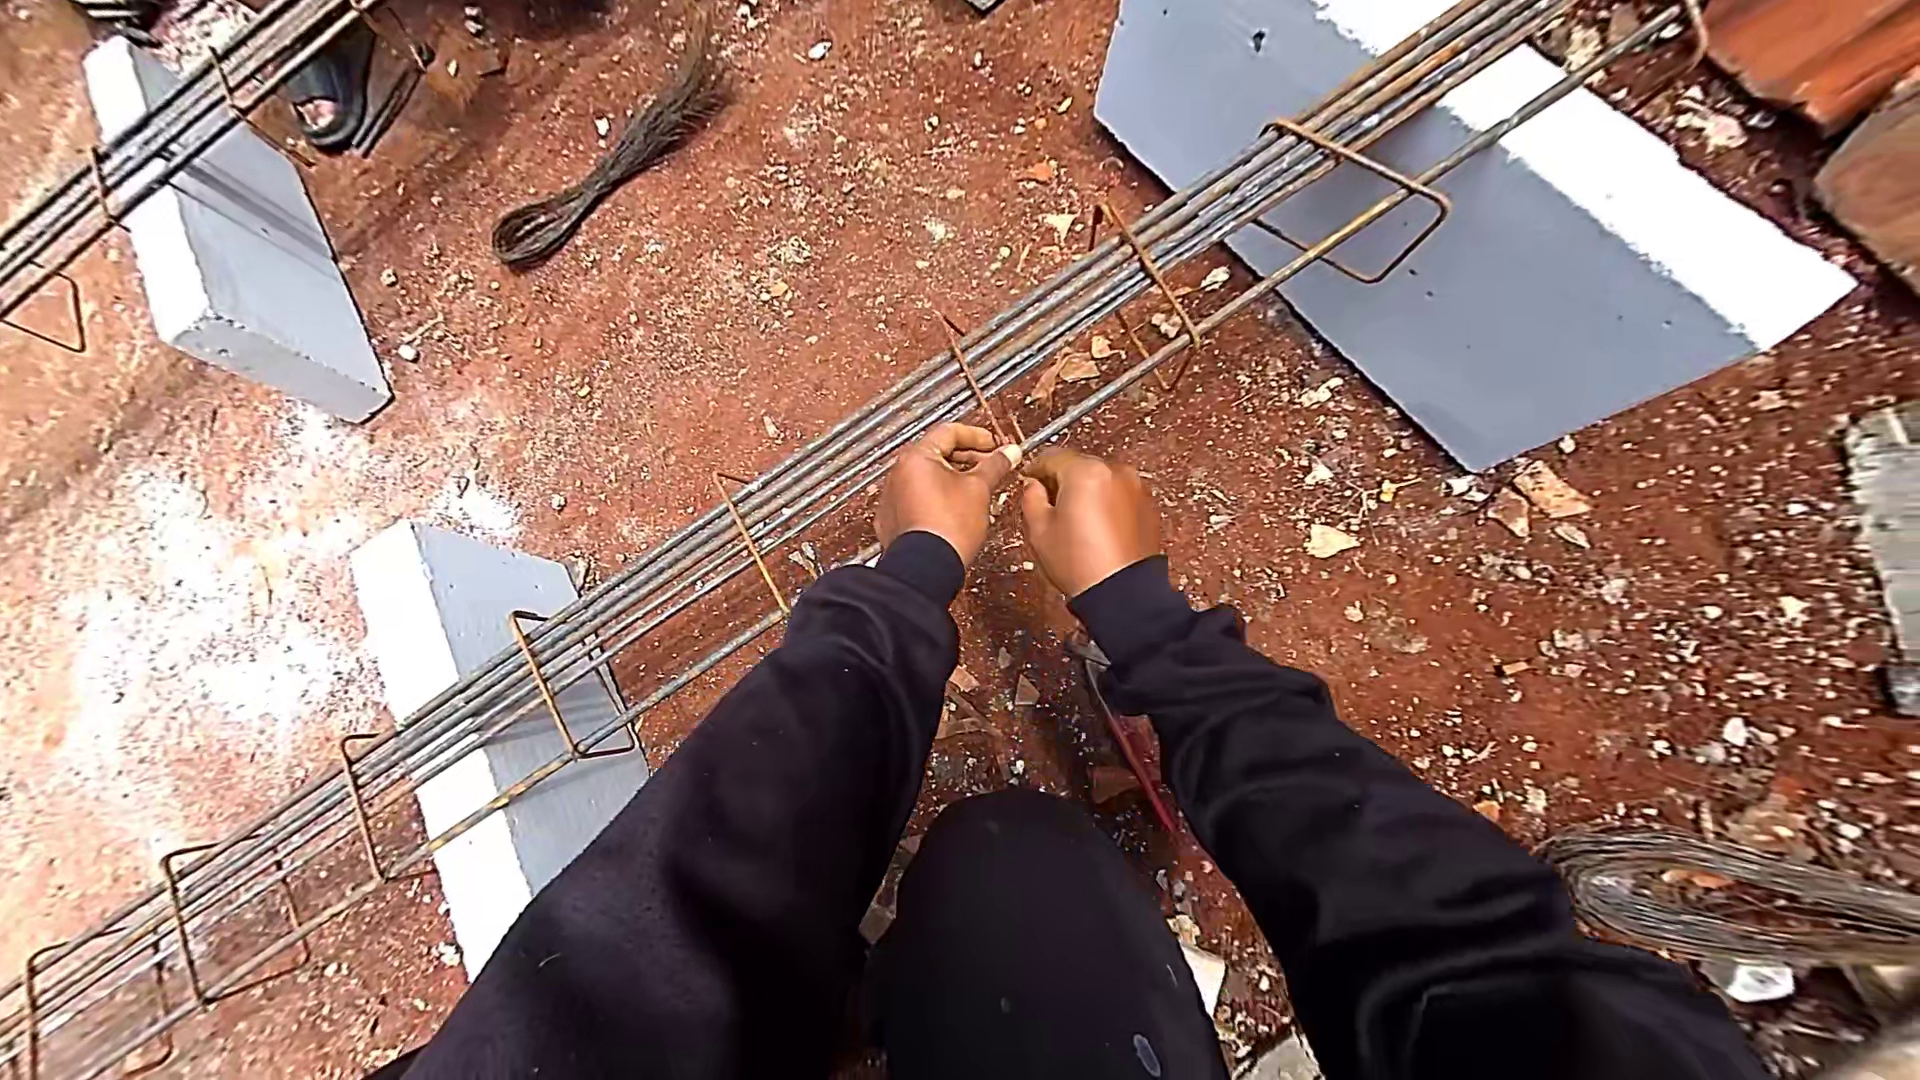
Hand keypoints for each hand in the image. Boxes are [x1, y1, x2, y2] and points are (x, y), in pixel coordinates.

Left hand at [876, 423, 1021, 565]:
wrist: (926, 568)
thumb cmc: (949, 527)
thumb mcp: (980, 489)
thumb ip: (995, 465)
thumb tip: (1009, 452)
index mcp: (917, 458)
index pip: (949, 432)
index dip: (977, 436)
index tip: (993, 445)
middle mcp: (898, 473)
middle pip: (936, 454)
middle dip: (967, 459)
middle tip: (989, 467)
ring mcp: (892, 498)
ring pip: (927, 479)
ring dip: (952, 480)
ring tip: (975, 491)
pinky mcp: (892, 520)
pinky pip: (917, 501)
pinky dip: (936, 500)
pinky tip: (954, 511)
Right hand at [1019, 448, 1161, 596]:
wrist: (1122, 592)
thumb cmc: (1080, 563)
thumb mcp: (1039, 530)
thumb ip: (1031, 497)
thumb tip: (1033, 485)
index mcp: (1085, 472)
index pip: (1053, 457)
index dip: (1035, 469)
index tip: (1029, 479)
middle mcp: (1115, 472)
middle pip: (1079, 465)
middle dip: (1062, 481)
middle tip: (1047, 504)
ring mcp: (1135, 487)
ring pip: (1100, 480)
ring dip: (1085, 491)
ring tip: (1073, 520)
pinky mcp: (1147, 505)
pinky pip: (1118, 495)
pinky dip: (1105, 503)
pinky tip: (1095, 527)